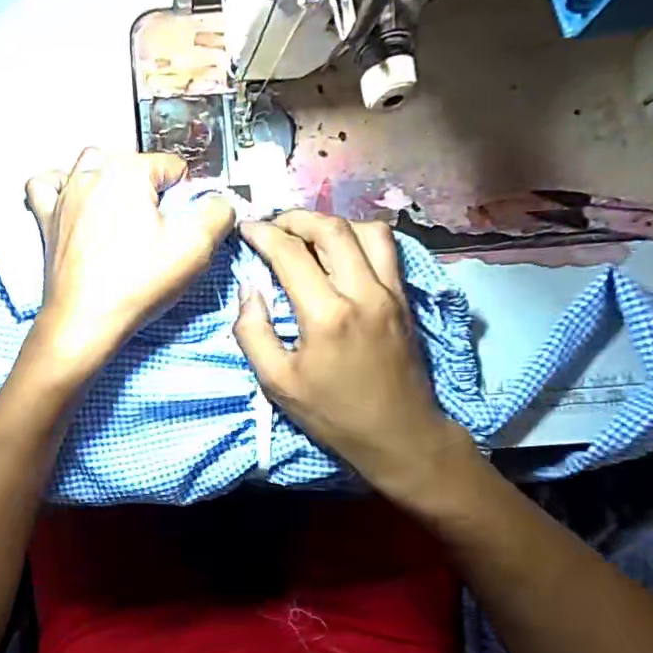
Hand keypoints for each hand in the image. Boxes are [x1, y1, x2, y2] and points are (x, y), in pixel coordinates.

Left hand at [23, 149, 235, 382]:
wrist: (86, 320)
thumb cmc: (136, 284)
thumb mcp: (196, 247)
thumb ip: (218, 213)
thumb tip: (220, 202)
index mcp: (128, 170)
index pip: (175, 167)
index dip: (189, 194)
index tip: (189, 223)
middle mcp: (92, 173)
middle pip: (136, 165)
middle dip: (152, 189)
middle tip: (162, 229)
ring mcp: (65, 195)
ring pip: (93, 166)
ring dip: (113, 182)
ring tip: (128, 215)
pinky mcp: (48, 219)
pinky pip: (49, 185)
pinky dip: (64, 186)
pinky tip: (78, 201)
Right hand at [234, 211, 474, 495]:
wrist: (400, 435)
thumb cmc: (334, 415)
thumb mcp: (278, 384)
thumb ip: (253, 333)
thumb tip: (250, 289)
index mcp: (327, 315)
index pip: (291, 253)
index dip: (264, 233)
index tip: (247, 228)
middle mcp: (363, 292)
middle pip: (331, 228)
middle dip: (296, 218)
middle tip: (275, 226)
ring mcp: (391, 292)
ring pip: (366, 230)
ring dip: (333, 223)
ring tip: (310, 236)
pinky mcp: (405, 299)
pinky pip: (388, 249)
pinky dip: (361, 237)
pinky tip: (344, 252)